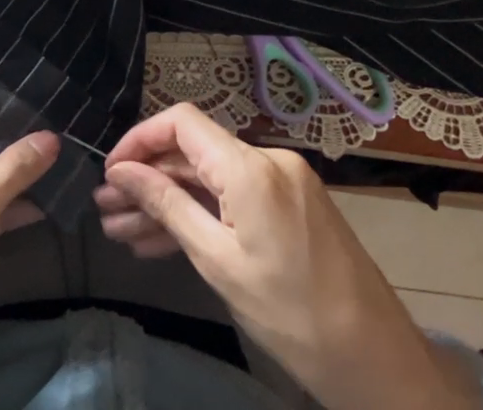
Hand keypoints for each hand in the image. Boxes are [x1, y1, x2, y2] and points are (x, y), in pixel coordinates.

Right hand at [96, 104, 476, 409]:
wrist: (376, 360)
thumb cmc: (290, 313)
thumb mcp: (216, 260)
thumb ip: (167, 205)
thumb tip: (122, 171)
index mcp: (251, 168)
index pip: (181, 123)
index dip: (139, 140)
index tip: (111, 172)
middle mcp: (269, 162)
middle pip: (193, 154)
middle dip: (147, 181)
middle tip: (106, 212)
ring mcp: (284, 184)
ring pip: (209, 180)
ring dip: (167, 203)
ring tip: (122, 233)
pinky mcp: (292, 207)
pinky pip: (233, 198)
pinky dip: (199, 215)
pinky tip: (161, 243)